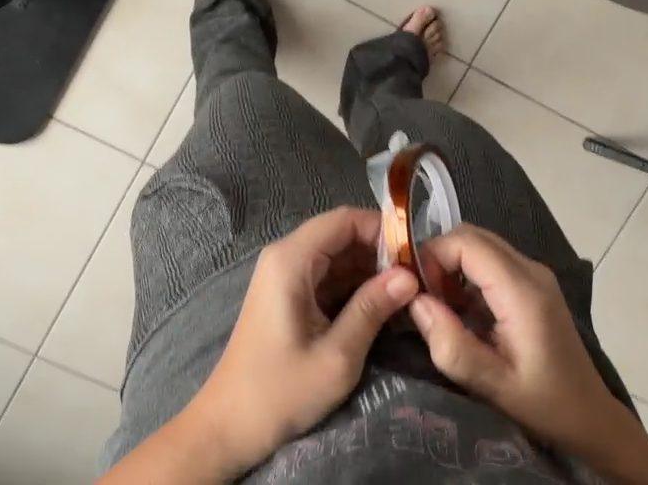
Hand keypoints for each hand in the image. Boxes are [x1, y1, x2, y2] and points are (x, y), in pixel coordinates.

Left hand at [184, 207, 419, 473]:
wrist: (228, 428)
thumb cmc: (280, 393)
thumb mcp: (337, 356)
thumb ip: (372, 309)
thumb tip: (410, 276)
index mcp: (291, 260)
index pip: (345, 219)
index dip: (383, 229)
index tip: (418, 255)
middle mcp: (286, 257)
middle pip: (342, 235)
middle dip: (381, 253)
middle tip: (420, 280)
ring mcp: (285, 276)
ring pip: (338, 257)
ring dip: (371, 272)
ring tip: (410, 295)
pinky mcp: (288, 296)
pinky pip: (328, 277)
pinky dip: (355, 288)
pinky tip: (384, 308)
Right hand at [407, 225, 627, 450]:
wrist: (590, 417)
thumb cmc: (544, 404)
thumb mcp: (492, 385)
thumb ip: (451, 344)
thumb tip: (415, 302)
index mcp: (523, 291)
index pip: (466, 242)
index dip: (433, 256)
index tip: (414, 289)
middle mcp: (530, 270)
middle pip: (471, 236)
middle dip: (438, 258)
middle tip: (422, 297)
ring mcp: (534, 273)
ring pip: (479, 245)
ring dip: (451, 266)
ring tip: (439, 306)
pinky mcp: (533, 282)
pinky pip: (490, 260)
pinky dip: (467, 274)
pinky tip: (461, 311)